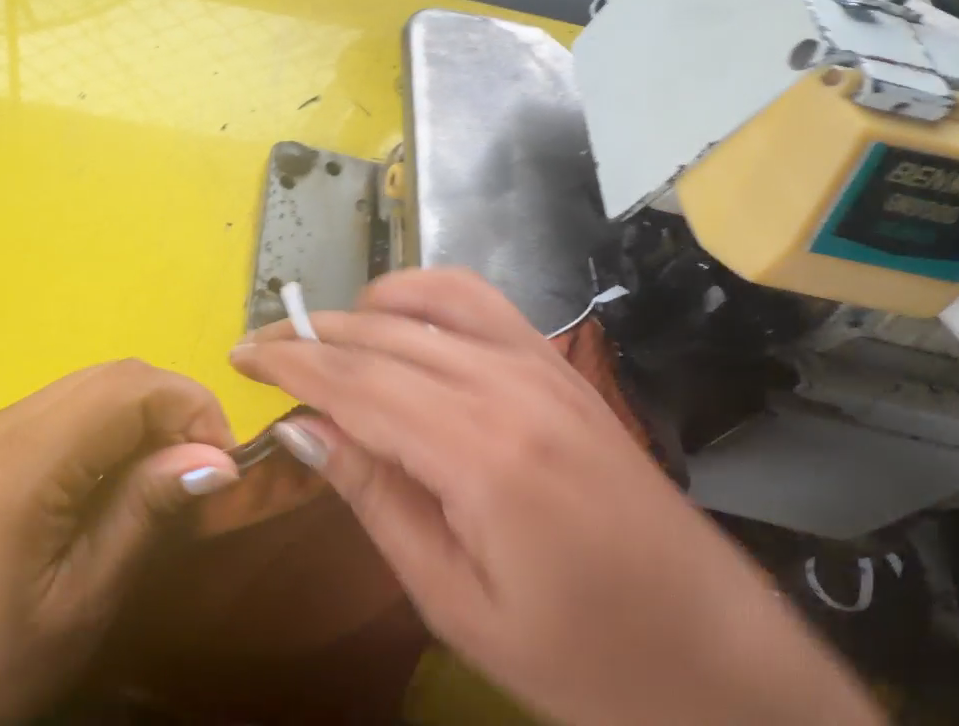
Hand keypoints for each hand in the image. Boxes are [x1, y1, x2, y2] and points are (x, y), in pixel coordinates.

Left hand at [0, 361, 239, 724]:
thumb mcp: (83, 598)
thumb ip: (144, 512)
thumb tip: (217, 459)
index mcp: (26, 460)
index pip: (131, 389)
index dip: (193, 410)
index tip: (224, 468)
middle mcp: (6, 423)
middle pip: (114, 376)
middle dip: (174, 408)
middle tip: (204, 474)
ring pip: (92, 386)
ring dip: (144, 415)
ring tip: (169, 479)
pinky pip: (66, 409)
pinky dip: (111, 426)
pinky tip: (120, 478)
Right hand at [231, 267, 884, 725]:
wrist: (719, 663)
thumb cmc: (579, 658)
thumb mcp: (454, 600)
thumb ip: (374, 497)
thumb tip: (303, 429)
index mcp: (480, 453)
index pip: (355, 382)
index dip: (289, 363)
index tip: (238, 353)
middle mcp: (510, 388)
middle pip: (382, 335)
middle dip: (310, 335)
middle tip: (259, 348)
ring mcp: (545, 369)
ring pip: (427, 302)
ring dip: (361, 311)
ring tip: (320, 340)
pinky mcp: (563, 370)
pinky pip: (481, 303)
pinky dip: (423, 296)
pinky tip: (396, 323)